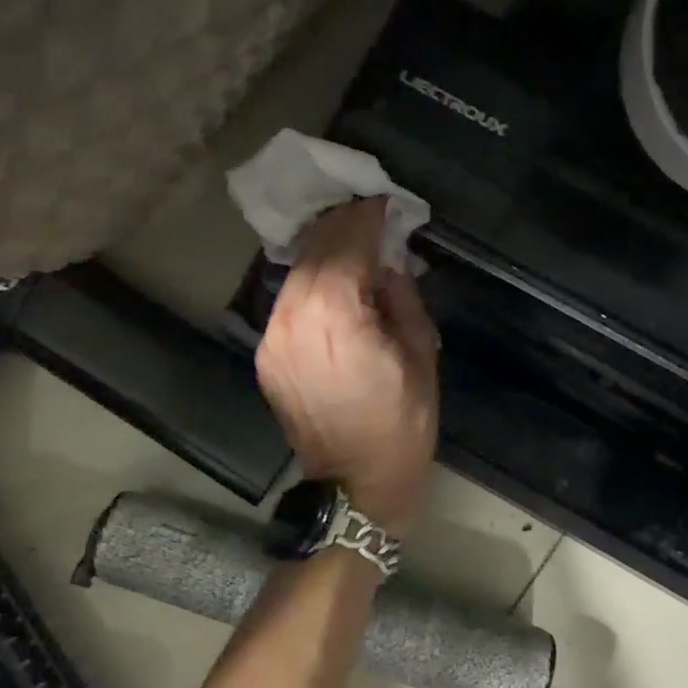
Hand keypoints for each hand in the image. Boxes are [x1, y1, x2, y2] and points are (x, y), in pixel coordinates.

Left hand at [255, 198, 440, 536]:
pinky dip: (308, 284)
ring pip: (294, 272)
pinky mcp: (267, 356)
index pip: (347, 241)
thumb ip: (401, 295)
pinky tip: (330, 283)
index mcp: (334, 315)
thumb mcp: (420, 353)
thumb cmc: (401, 426)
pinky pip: (287, 302)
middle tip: (370, 213)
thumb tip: (386, 263)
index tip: (386, 202)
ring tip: (352, 243)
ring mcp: (272, 338)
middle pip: (313, 249)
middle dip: (342, 226)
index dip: (368, 215)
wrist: (356, 485)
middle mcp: (292, 317)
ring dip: (322, 252)